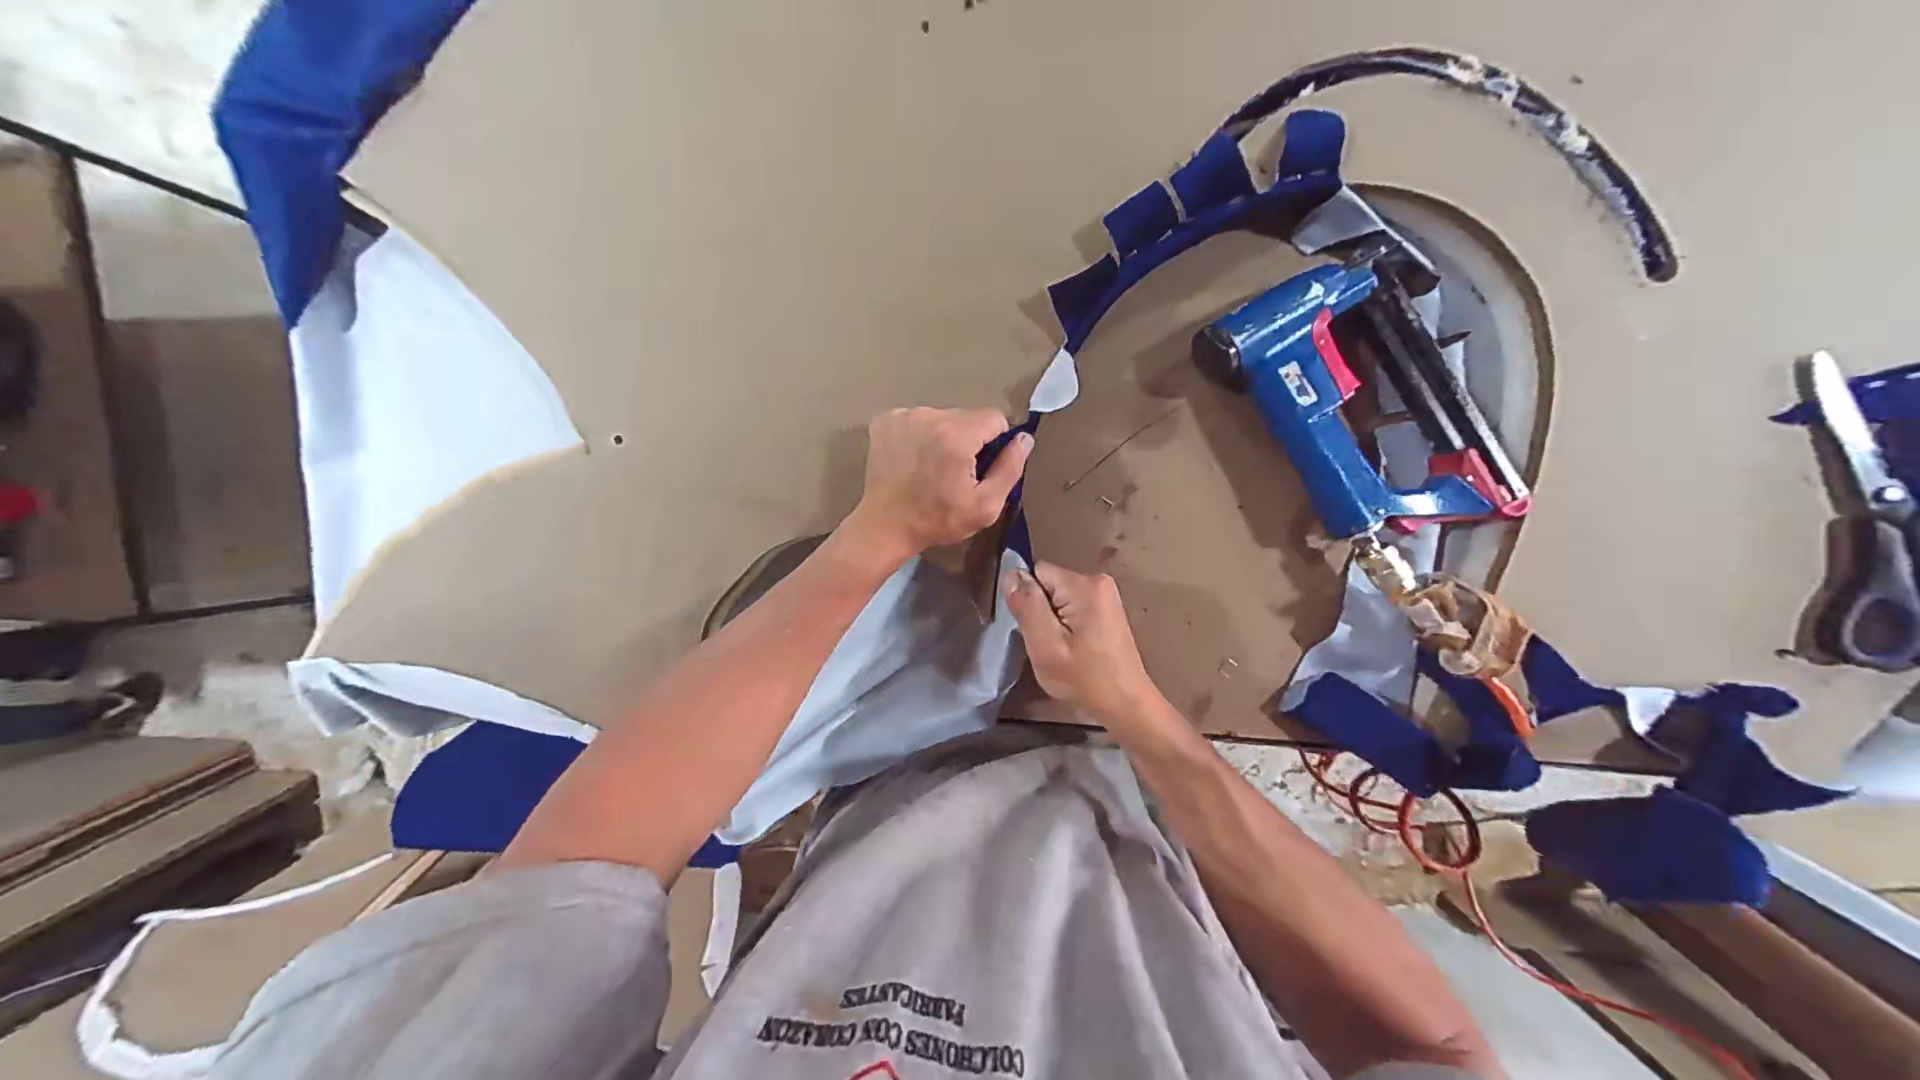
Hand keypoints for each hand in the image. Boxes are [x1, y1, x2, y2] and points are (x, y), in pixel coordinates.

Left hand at [846, 407, 1032, 559]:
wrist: (884, 527)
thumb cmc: (937, 520)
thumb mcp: (985, 505)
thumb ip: (1010, 468)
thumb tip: (1024, 438)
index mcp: (956, 434)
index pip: (994, 418)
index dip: (996, 442)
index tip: (983, 467)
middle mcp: (929, 416)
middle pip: (967, 417)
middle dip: (969, 440)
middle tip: (956, 473)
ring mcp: (903, 416)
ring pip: (942, 417)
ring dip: (944, 436)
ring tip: (932, 468)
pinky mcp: (884, 421)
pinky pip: (916, 419)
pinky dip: (919, 435)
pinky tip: (913, 460)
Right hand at [1002, 561, 1161, 724]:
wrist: (1126, 705)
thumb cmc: (1085, 680)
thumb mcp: (1046, 647)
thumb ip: (1027, 607)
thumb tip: (1010, 574)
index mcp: (1084, 586)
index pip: (1037, 572)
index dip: (1027, 599)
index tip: (1033, 629)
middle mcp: (1098, 581)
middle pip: (1048, 584)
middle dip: (1040, 611)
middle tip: (1047, 644)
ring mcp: (1106, 596)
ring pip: (1058, 597)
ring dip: (1052, 621)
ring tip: (1061, 650)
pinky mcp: (1107, 610)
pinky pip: (1072, 607)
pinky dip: (1066, 626)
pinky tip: (1073, 649)